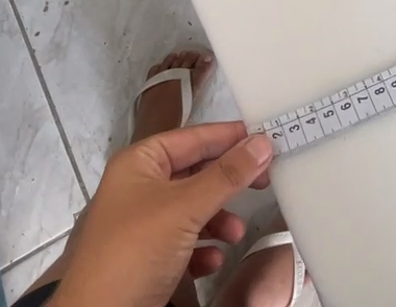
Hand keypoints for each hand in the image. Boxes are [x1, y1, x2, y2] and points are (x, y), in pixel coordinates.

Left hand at [49, 123, 271, 306]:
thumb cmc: (132, 254)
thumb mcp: (184, 209)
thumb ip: (226, 176)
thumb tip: (261, 143)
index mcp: (140, 163)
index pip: (192, 138)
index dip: (228, 136)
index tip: (264, 135)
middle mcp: (139, 188)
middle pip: (195, 173)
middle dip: (226, 183)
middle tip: (263, 181)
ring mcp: (142, 224)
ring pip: (192, 211)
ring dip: (217, 221)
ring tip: (236, 234)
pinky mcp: (146, 259)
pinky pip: (183, 243)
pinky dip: (201, 249)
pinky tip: (211, 260)